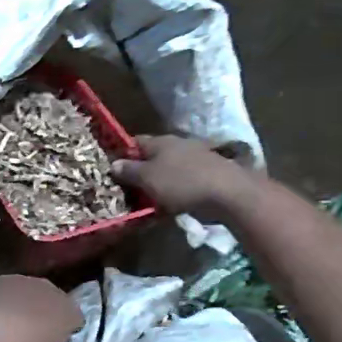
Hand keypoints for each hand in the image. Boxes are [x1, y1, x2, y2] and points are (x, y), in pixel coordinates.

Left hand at [0, 275, 82, 341]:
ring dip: (21, 304)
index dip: (67, 329)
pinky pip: (2, 291)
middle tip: (33, 332)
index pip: (75, 317)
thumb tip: (50, 341)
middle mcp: (49, 289)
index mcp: (68, 311)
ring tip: (7, 324)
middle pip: (51, 299)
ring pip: (26, 292)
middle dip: (45, 312)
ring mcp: (21, 280)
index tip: (57, 341)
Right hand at [110, 135, 260, 224]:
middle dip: (141, 168)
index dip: (123, 153)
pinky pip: (183, 179)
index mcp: (160, 141)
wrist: (227, 193)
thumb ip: (130, 171)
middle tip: (129, 187)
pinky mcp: (208, 173)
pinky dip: (175, 188)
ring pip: (169, 167)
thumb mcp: (148, 178)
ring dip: (159, 179)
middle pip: (153, 154)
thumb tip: (114, 163)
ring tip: (149, 196)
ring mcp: (196, 157)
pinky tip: (171, 200)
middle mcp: (178, 144)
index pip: (136, 141)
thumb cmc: (181, 183)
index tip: (114, 169)